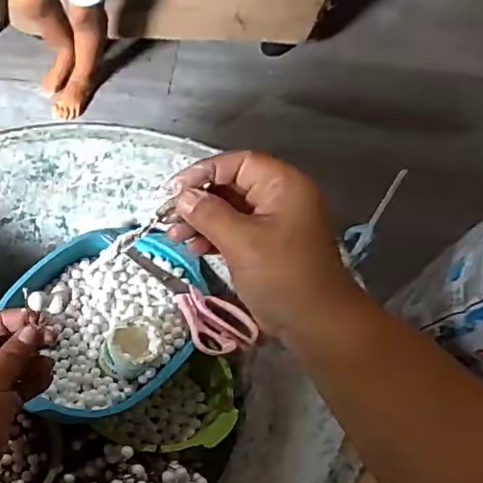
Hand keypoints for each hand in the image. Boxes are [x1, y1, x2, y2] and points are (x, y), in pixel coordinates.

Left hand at [0, 308, 51, 481]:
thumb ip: (14, 353)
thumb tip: (33, 329)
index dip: (12, 319)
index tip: (38, 320)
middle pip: (5, 344)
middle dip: (28, 341)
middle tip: (52, 339)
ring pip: (16, 365)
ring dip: (33, 362)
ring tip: (47, 366)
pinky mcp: (2, 404)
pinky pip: (20, 385)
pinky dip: (33, 381)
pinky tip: (45, 379)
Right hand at [164, 151, 369, 337]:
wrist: (313, 319)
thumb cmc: (281, 276)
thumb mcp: (241, 242)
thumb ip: (209, 215)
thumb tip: (182, 197)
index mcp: (283, 186)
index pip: (238, 163)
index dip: (203, 172)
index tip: (173, 191)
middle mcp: (279, 198)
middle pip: (231, 185)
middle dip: (198, 199)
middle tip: (169, 218)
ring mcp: (272, 224)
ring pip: (229, 210)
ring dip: (200, 220)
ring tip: (175, 237)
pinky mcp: (265, 247)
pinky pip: (234, 231)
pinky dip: (211, 237)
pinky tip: (193, 248)